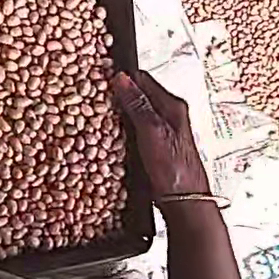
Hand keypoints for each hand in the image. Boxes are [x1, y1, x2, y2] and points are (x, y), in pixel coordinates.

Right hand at [111, 69, 210, 196]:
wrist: (183, 202)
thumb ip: (137, 105)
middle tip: (96, 95)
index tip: (101, 76)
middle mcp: (168, 116)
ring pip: (135, 114)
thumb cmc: (174, 170)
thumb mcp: (152, 132)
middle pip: (139, 96)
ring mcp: (161, 132)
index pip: (143, 80)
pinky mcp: (155, 148)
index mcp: (173, 106)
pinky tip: (112, 136)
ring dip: (119, 114)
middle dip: (118, 95)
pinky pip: (135, 131)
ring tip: (99, 114)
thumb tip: (122, 79)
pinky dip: (123, 130)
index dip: (122, 77)